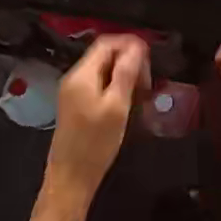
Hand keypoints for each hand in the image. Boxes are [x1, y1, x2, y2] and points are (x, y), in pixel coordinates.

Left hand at [45, 35, 150, 205]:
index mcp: (82, 74)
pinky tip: (127, 100)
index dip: (129, 44)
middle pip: (103, 54)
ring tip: (142, 90)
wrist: (71, 178)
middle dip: (128, 59)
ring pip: (102, 70)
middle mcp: (74, 78)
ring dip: (123, 73)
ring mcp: (73, 92)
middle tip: (148, 79)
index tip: (150, 59)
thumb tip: (137, 46)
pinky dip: (114, 85)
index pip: (106, 43)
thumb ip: (126, 73)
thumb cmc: (95, 143)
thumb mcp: (116, 107)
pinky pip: (97, 84)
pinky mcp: (75, 105)